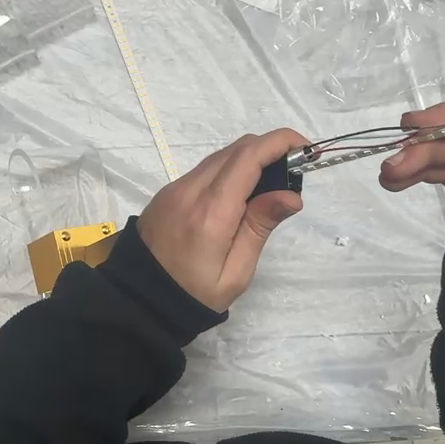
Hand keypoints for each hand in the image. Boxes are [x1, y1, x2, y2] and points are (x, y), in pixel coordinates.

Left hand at [137, 129, 308, 310]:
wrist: (138, 299)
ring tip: (268, 189)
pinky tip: (239, 197)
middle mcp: (190, 190)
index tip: (306, 149)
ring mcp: (175, 189)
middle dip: (270, 150)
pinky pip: (204, 170)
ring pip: (220, 157)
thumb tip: (290, 195)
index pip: (248, 157)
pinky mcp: (167, 193)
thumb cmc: (192, 294)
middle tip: (293, 175)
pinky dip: (229, 172)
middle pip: (236, 149)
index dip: (281, 143)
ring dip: (249, 160)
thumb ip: (259, 228)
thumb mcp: (235, 272)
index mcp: (211, 212)